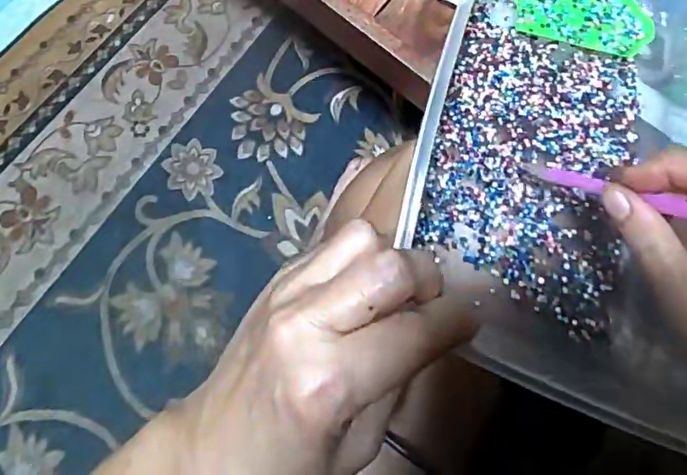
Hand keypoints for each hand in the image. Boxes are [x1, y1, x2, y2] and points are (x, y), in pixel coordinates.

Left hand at [104, 218, 477, 474]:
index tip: (474, 315)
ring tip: (397, 288)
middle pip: (387, 266)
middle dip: (426, 277)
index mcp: (325, 382)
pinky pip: (332, 241)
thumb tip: (432, 328)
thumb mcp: (357, 447)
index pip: (411, 333)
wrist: (212, 446)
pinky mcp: (278, 273)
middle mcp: (304, 321)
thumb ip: (396, 379)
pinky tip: (363, 283)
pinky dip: (360, 254)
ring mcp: (285, 289)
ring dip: (390, 257)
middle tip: (436, 298)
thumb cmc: (289, 464)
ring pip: (360, 235)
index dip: (453, 320)